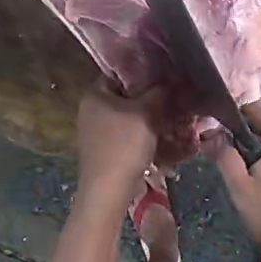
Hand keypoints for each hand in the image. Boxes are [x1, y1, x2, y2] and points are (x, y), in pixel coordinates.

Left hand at [74, 80, 161, 202]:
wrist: (109, 188)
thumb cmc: (125, 144)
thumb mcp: (147, 112)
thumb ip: (159, 92)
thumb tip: (169, 81)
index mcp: (94, 95)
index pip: (119, 74)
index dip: (142, 73)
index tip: (163, 77)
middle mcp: (90, 109)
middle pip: (124, 96)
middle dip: (147, 97)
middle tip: (170, 97)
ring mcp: (94, 130)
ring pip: (126, 115)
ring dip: (146, 116)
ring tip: (169, 115)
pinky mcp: (102, 147)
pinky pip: (124, 132)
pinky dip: (139, 132)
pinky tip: (157, 135)